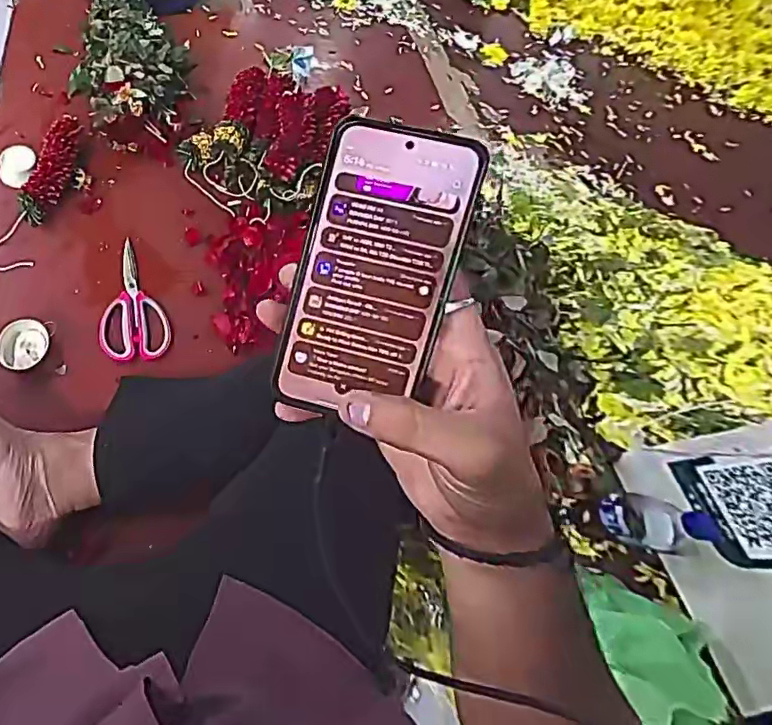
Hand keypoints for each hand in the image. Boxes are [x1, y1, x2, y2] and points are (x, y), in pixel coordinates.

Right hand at [257, 265, 553, 555]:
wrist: (484, 531)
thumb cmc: (499, 479)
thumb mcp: (468, 447)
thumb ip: (413, 423)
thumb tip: (353, 404)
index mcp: (460, 347)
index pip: (434, 290)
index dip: (402, 262)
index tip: (360, 242)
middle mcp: (426, 355)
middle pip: (376, 312)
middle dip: (336, 293)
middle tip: (293, 277)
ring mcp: (398, 383)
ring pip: (350, 348)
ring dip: (313, 336)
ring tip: (272, 316)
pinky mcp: (377, 412)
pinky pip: (339, 394)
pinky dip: (311, 395)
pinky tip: (283, 395)